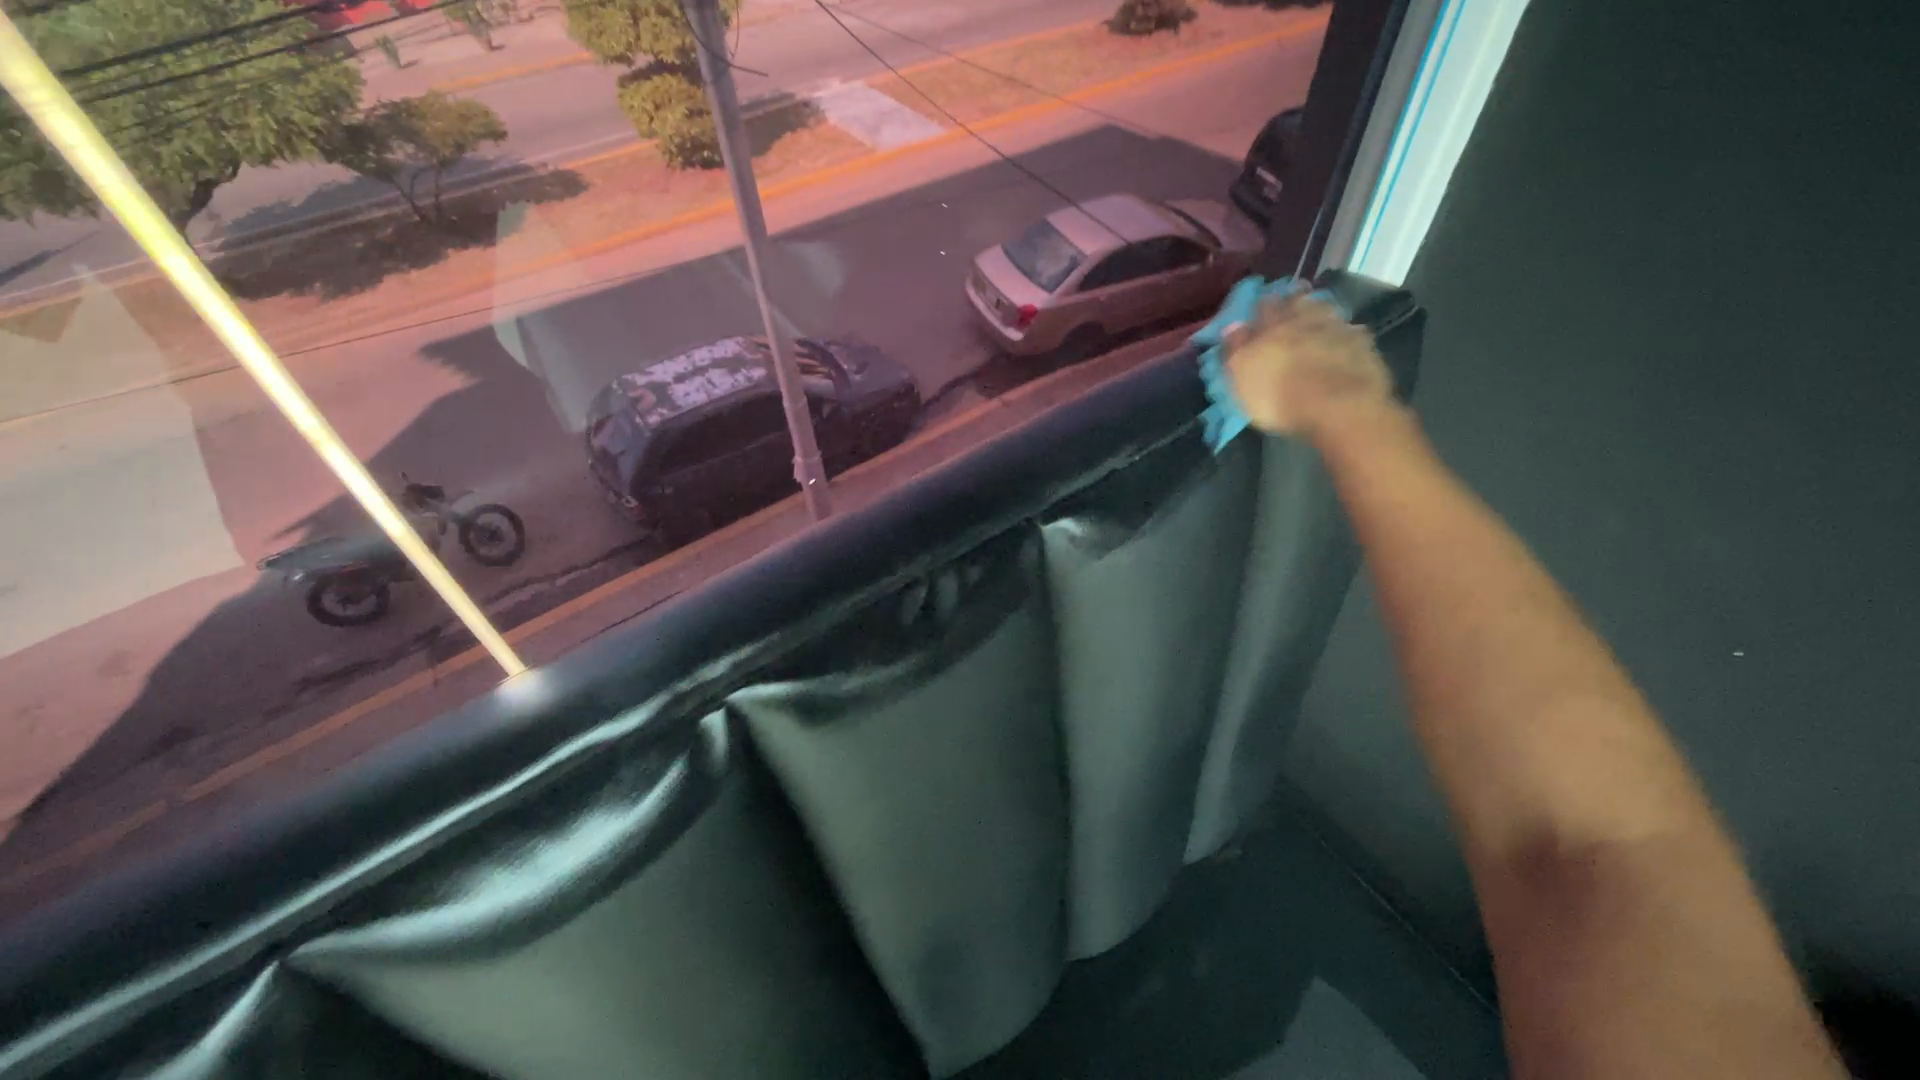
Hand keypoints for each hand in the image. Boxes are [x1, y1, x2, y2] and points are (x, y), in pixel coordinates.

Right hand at [1223, 289, 1393, 436]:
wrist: (1338, 406)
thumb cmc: (1279, 394)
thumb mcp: (1242, 376)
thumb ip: (1235, 349)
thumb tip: (1232, 326)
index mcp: (1273, 327)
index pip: (1265, 307)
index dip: (1263, 303)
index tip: (1262, 300)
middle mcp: (1307, 321)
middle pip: (1300, 303)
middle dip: (1295, 300)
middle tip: (1293, 297)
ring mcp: (1339, 331)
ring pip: (1328, 313)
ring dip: (1322, 312)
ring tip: (1319, 314)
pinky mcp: (1364, 348)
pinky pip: (1354, 334)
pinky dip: (1348, 333)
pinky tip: (1348, 337)